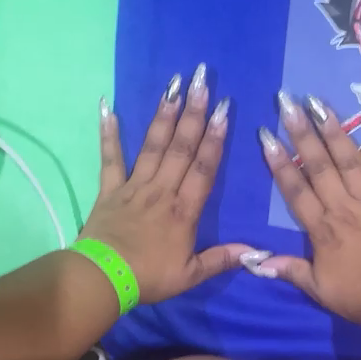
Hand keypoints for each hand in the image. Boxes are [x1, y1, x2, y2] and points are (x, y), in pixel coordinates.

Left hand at [84, 65, 253, 304]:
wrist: (102, 279)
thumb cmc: (149, 277)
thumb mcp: (191, 275)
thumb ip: (221, 259)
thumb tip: (257, 252)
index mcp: (184, 211)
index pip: (203, 169)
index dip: (214, 138)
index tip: (223, 109)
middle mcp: (161, 191)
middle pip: (181, 148)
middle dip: (193, 113)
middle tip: (202, 80)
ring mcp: (133, 187)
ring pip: (153, 146)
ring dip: (164, 114)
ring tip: (174, 84)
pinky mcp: (109, 190)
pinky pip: (109, 157)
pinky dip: (108, 131)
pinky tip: (108, 104)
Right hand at [253, 93, 360, 324]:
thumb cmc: (357, 298)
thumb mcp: (318, 289)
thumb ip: (290, 270)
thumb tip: (255, 261)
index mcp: (322, 229)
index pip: (296, 191)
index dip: (279, 163)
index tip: (266, 136)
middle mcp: (344, 208)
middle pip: (319, 167)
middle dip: (302, 133)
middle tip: (287, 101)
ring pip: (351, 162)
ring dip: (335, 131)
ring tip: (320, 102)